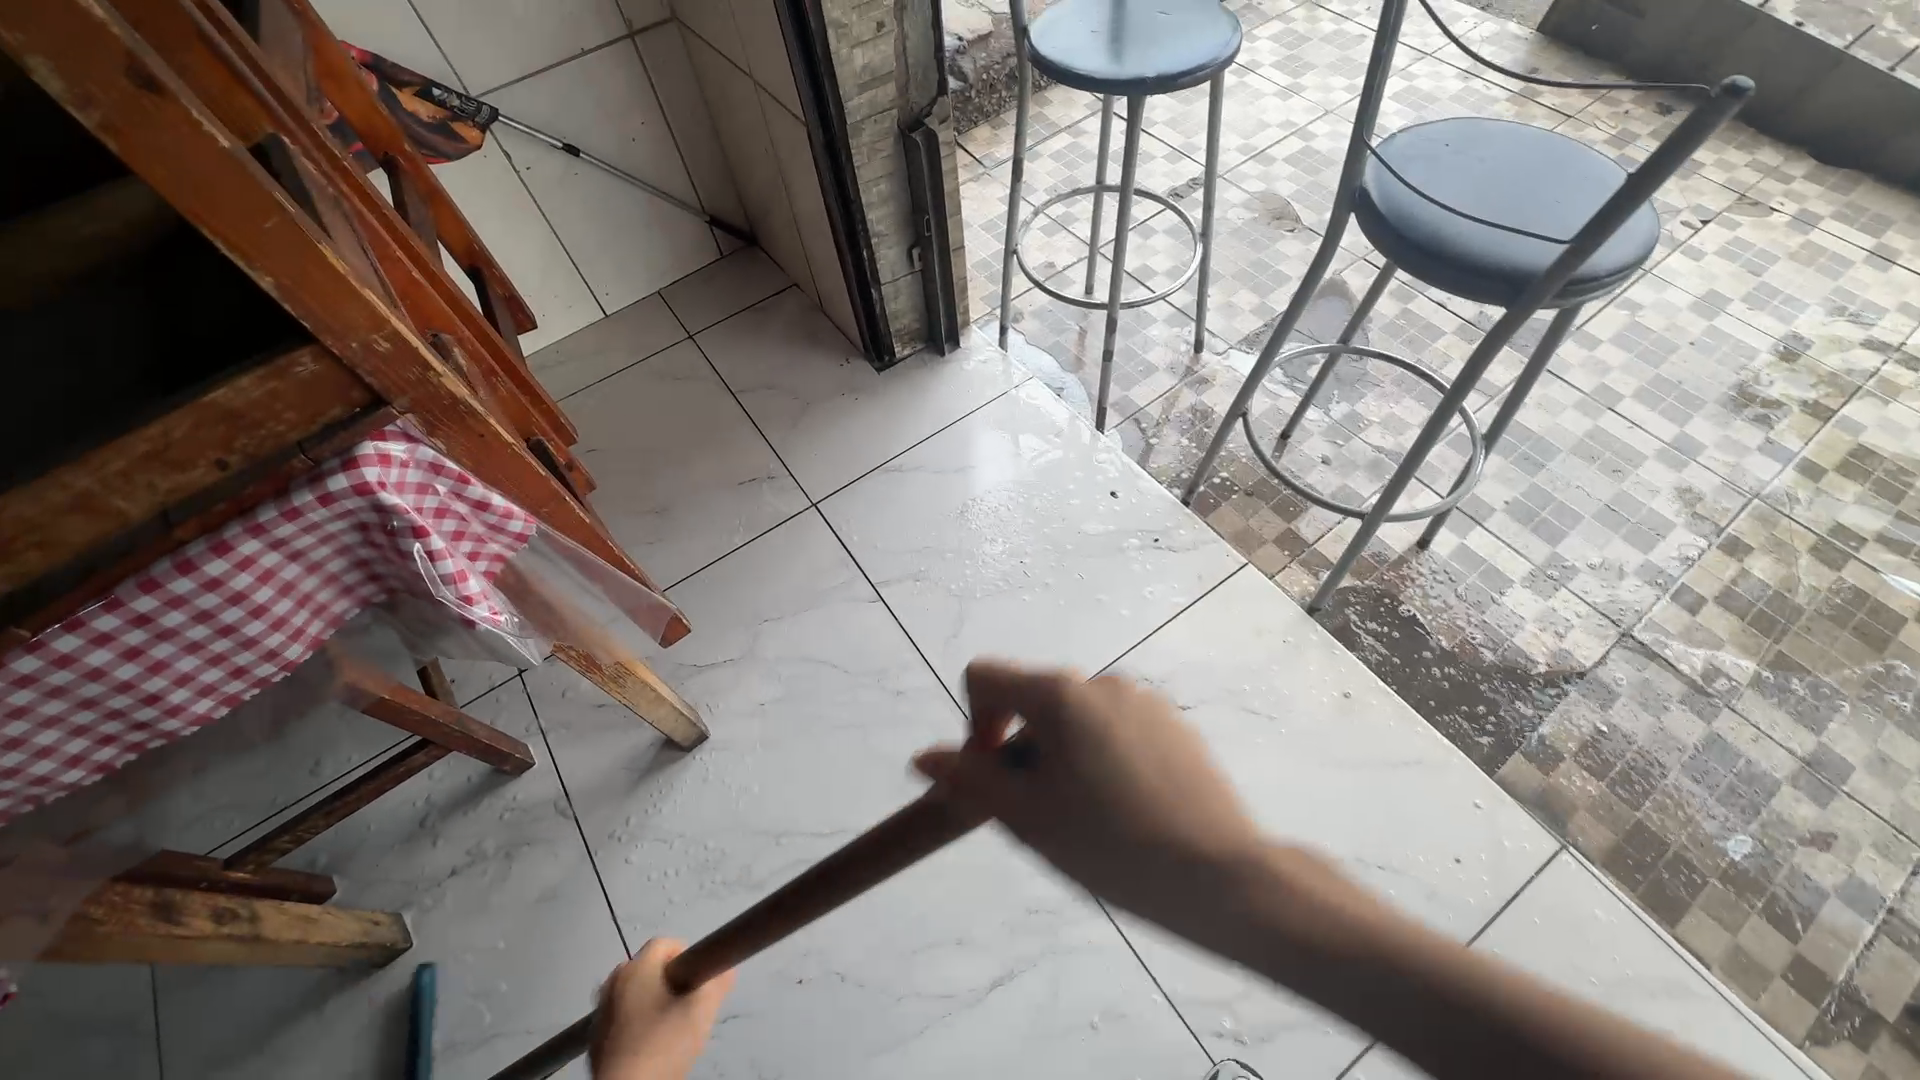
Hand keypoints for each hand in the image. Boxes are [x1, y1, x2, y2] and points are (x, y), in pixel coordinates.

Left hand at [590, 938, 734, 1079]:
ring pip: (633, 992)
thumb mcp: (703, 1011)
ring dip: (651, 1000)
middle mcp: (613, 983)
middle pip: (647, 967)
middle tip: (685, 1005)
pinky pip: (620, 1017)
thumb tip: (726, 970)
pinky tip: (648, 1045)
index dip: (686, 957)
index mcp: (636, 968)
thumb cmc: (664, 1044)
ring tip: (668, 1028)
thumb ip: (718, 982)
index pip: (665, 943)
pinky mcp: (594, 1038)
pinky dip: (635, 1022)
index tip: (697, 982)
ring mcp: (600, 1011)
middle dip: (668, 980)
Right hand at [912, 660, 1269, 928]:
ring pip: (1075, 715)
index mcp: (1058, 694)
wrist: (1219, 875)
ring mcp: (1144, 699)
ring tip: (1088, 813)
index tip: (992, 773)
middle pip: (1032, 697)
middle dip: (1019, 743)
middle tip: (1040, 807)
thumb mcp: (1026, 817)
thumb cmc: (1109, 845)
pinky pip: (1116, 726)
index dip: (972, 721)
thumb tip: (923, 757)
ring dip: (1062, 751)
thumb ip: (970, 778)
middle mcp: (1100, 681)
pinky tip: (1127, 807)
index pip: (984, 676)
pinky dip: (1102, 754)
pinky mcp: (1175, 723)